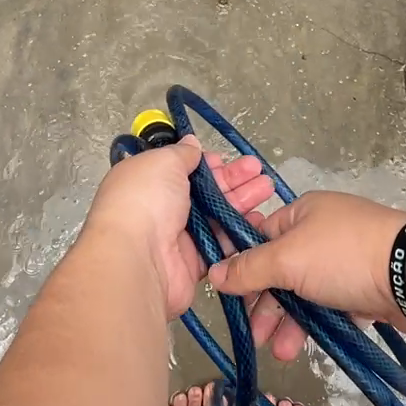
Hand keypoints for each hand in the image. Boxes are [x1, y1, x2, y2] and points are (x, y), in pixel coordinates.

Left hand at [81, 136, 277, 318]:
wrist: (138, 259)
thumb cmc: (146, 200)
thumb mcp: (163, 162)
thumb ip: (181, 153)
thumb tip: (191, 143)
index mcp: (149, 180)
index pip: (182, 169)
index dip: (207, 164)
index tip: (226, 159)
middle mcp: (162, 207)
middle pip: (204, 192)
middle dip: (233, 180)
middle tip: (259, 171)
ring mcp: (178, 237)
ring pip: (216, 216)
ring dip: (241, 202)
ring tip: (267, 189)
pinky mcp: (193, 263)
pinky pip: (220, 244)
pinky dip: (239, 232)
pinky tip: (259, 220)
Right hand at [206, 191, 405, 359]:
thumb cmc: (342, 255)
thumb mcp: (288, 259)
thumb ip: (250, 268)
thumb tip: (213, 272)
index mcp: (302, 212)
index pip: (261, 236)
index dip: (243, 265)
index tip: (229, 295)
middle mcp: (322, 230)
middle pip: (282, 268)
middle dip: (266, 303)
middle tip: (255, 335)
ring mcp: (345, 257)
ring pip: (307, 290)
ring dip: (290, 320)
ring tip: (282, 352)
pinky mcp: (365, 283)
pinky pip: (332, 303)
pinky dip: (318, 322)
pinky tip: (309, 345)